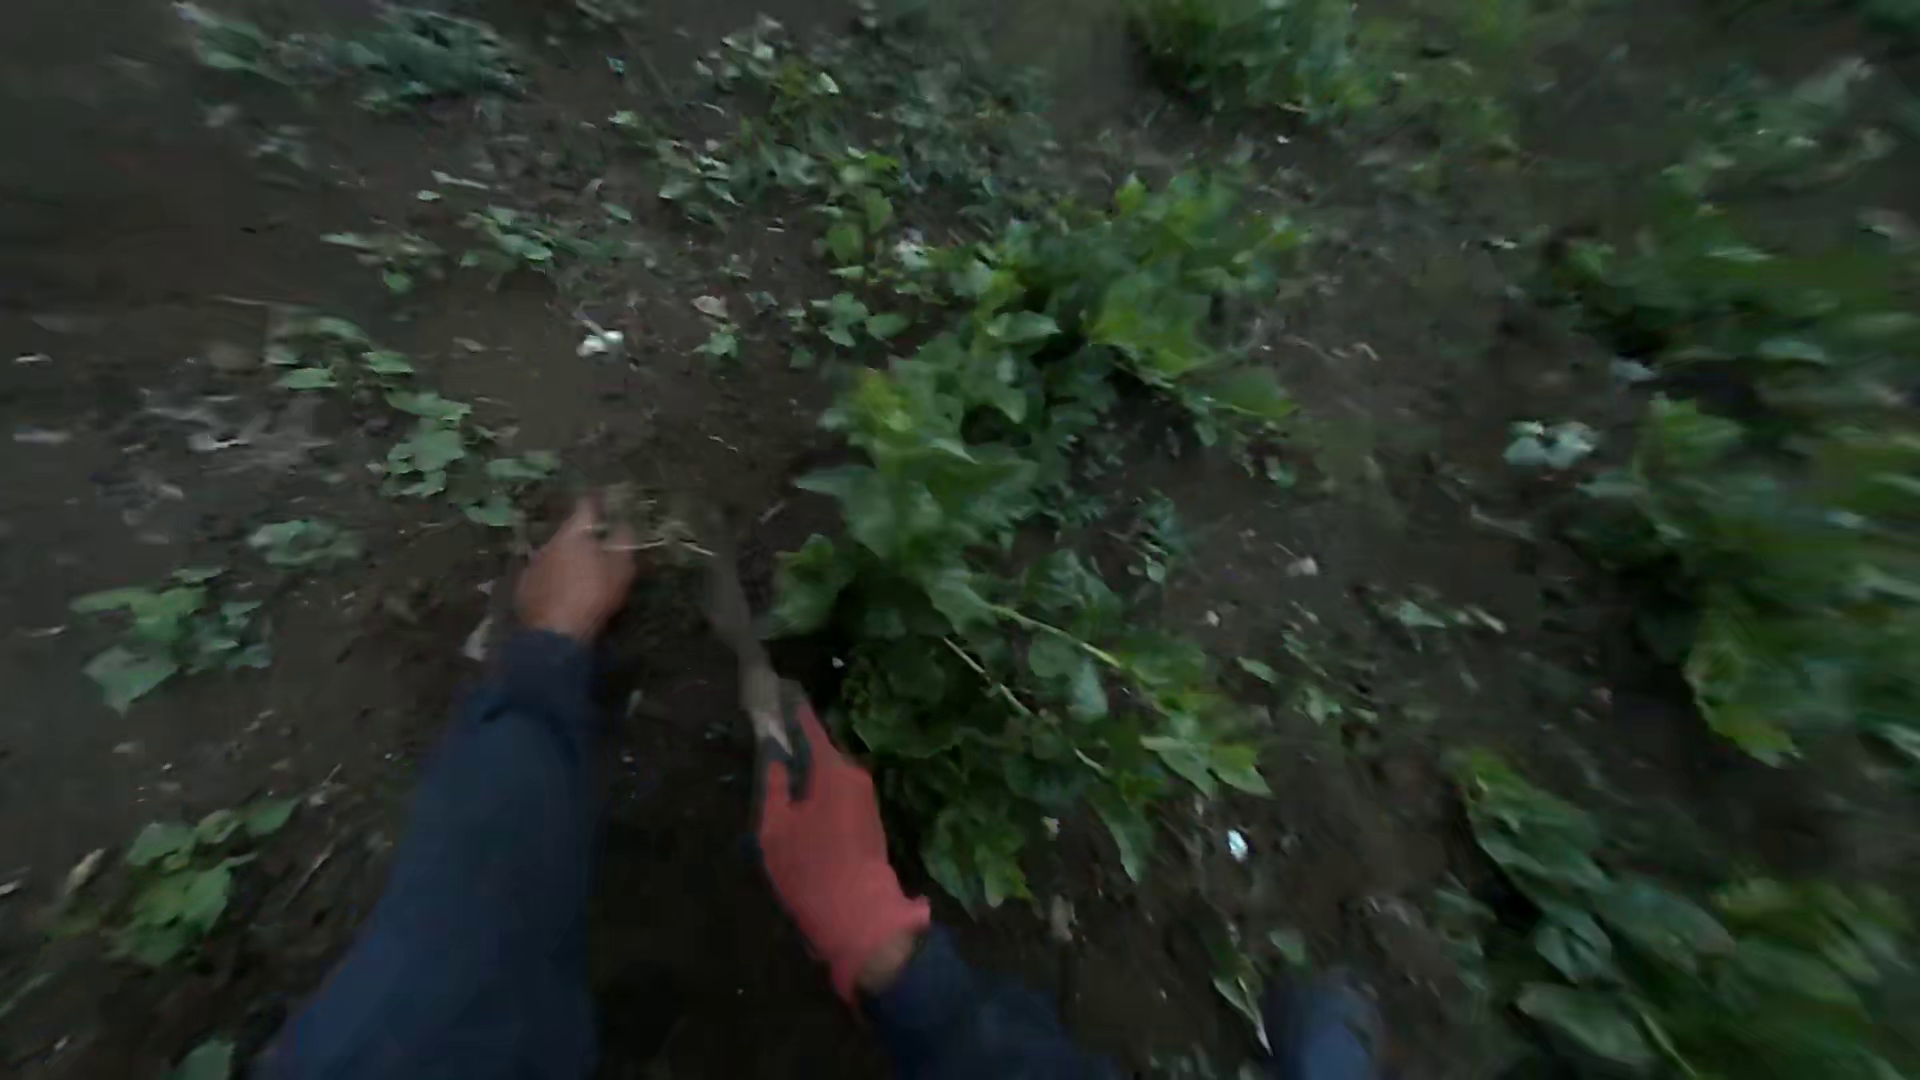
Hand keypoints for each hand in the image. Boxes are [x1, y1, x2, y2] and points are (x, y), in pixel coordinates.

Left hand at [516, 498, 636, 642]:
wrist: (556, 631)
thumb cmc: (594, 594)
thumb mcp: (621, 569)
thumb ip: (624, 543)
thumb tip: (625, 524)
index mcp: (575, 534)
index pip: (586, 508)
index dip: (597, 503)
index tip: (606, 500)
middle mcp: (550, 543)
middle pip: (569, 531)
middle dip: (584, 534)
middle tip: (599, 541)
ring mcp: (534, 564)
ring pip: (555, 551)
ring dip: (569, 555)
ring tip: (582, 567)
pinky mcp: (524, 585)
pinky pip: (545, 571)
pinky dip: (556, 573)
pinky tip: (564, 586)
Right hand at [758, 698, 930, 1001]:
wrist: (860, 914)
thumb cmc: (810, 869)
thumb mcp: (776, 829)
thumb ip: (774, 785)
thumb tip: (775, 754)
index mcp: (832, 769)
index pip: (811, 726)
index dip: (795, 708)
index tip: (783, 688)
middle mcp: (854, 773)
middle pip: (822, 748)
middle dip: (799, 744)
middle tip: (774, 740)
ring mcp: (866, 793)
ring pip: (832, 770)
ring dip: (811, 769)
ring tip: (784, 773)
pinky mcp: (871, 813)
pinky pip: (841, 788)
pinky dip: (823, 786)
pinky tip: (806, 801)